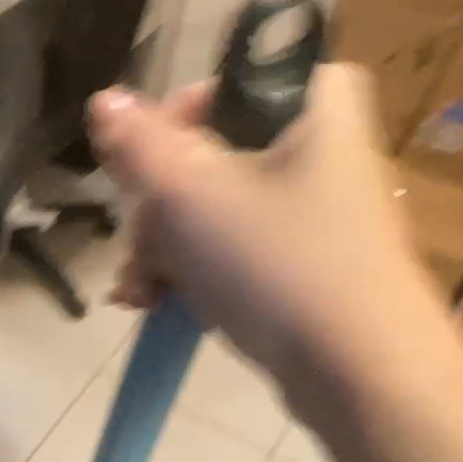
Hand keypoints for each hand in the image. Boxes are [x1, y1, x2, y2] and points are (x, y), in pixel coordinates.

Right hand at [86, 67, 462, 422]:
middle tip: (141, 261)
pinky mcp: (306, 259)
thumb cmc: (276, 266)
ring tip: (141, 297)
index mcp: (310, 99)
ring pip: (211, 211)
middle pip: (203, 160)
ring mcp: (314, 206)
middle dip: (156, 216)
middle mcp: (318, 142)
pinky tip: (160, 307)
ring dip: (163, 253)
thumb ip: (138, 144)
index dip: (161, 137)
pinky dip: (194, 273)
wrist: (359, 371)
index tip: (137, 187)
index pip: (211, 90)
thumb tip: (103, 99)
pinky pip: (234, 250)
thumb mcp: (190, 196)